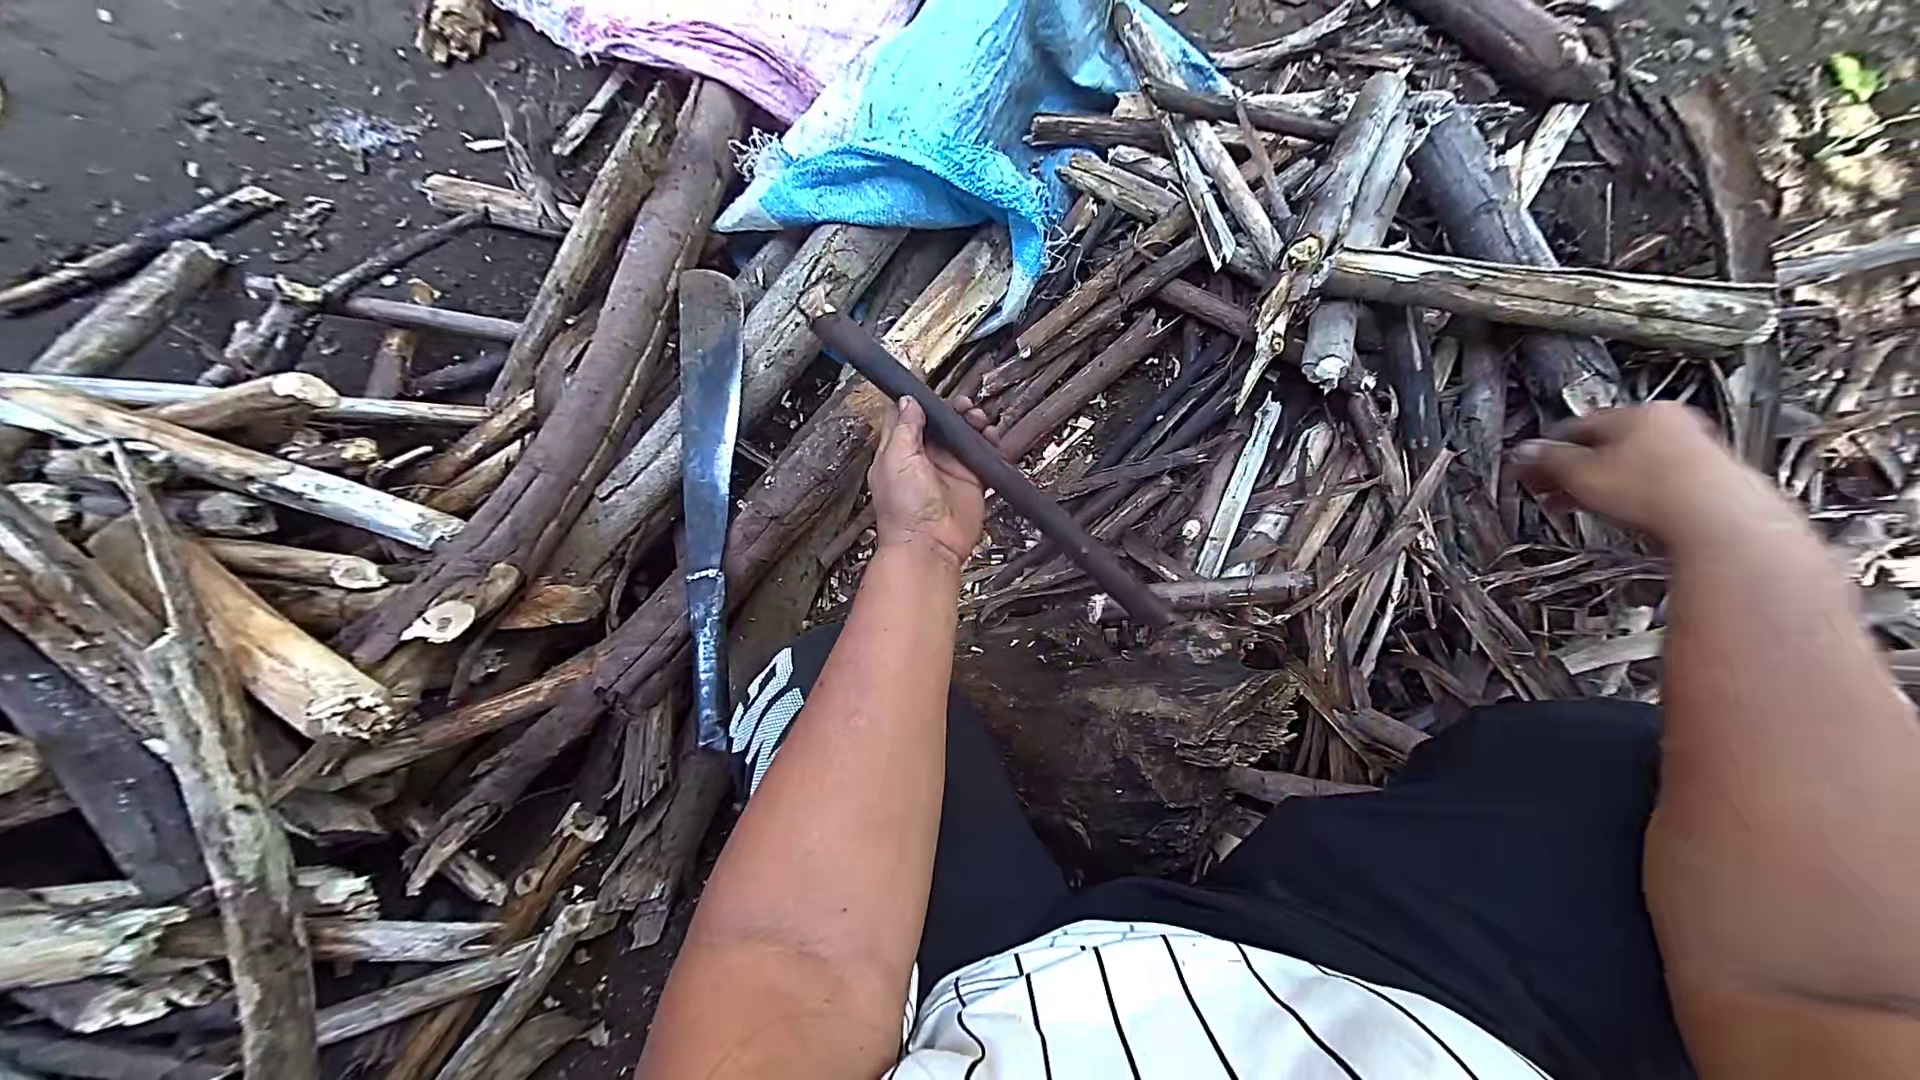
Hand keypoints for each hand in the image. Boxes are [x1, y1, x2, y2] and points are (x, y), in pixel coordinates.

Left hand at [869, 395, 997, 568]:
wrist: (930, 544)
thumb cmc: (905, 512)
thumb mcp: (896, 459)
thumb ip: (904, 427)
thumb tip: (909, 402)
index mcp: (898, 452)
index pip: (906, 417)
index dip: (917, 401)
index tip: (927, 387)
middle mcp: (923, 459)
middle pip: (940, 423)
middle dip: (952, 410)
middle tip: (961, 405)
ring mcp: (948, 470)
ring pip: (963, 436)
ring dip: (972, 423)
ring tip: (978, 419)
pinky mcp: (970, 481)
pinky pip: (983, 456)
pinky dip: (989, 444)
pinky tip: (989, 436)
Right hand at [1510, 403, 1792, 551]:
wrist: (1718, 522)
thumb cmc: (1660, 489)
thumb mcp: (1579, 473)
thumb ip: (1546, 460)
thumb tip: (1523, 454)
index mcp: (1642, 412)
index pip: (1575, 425)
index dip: (1545, 450)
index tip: (1528, 467)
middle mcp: (1673, 423)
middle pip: (1603, 445)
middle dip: (1571, 470)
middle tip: (1547, 488)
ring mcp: (1693, 451)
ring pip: (1626, 465)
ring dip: (1595, 484)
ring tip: (1574, 504)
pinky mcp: (1704, 481)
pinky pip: (1649, 483)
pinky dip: (1626, 495)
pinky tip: (1613, 511)